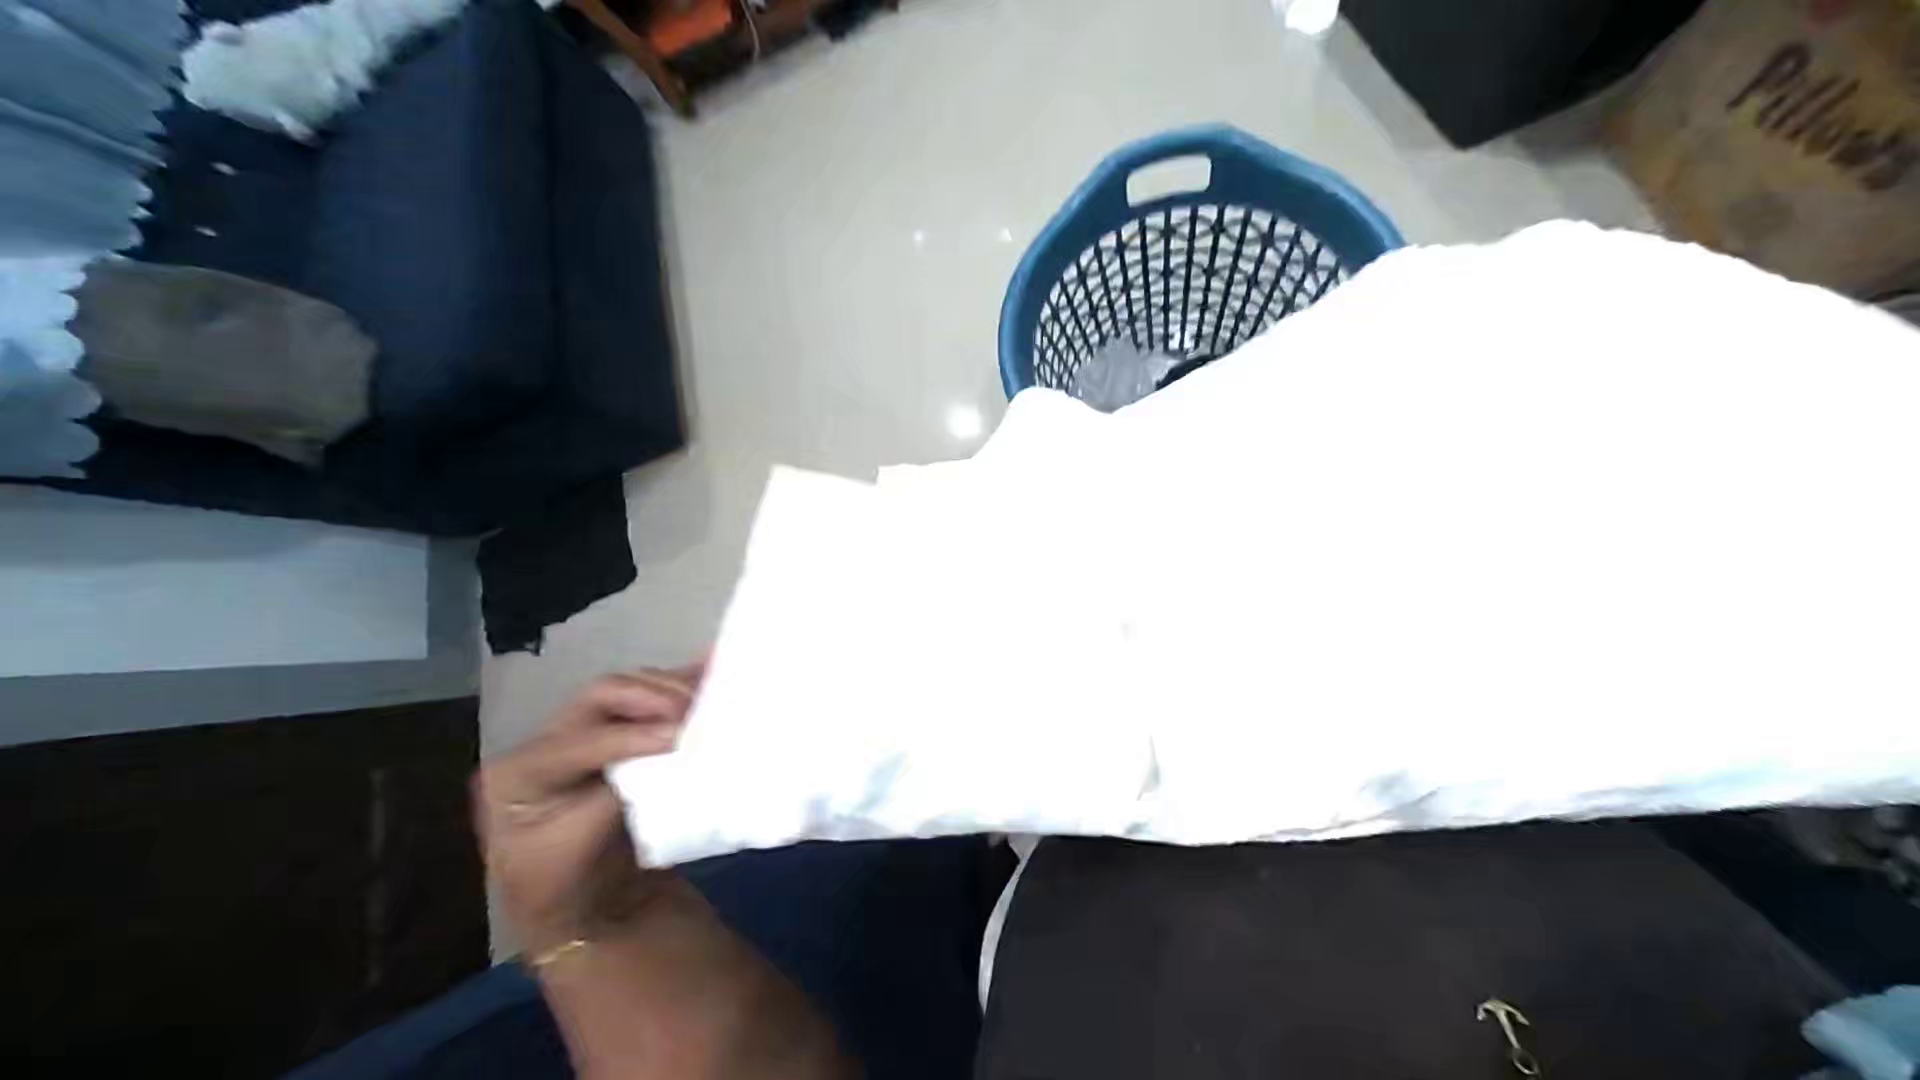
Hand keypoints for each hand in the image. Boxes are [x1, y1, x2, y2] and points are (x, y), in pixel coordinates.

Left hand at [475, 664, 703, 953]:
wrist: (589, 912)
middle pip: (605, 695)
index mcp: (519, 771)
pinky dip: (684, 684)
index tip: (677, 737)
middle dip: (654, 697)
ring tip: (710, 699)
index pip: (579, 740)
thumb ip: (615, 796)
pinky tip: (711, 675)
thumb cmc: (571, 887)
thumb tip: (668, 753)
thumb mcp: (578, 850)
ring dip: (674, 689)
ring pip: (632, 688)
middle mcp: (551, 738)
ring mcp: (589, 730)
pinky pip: (654, 698)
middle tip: (695, 711)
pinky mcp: (623, 731)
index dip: (630, 736)